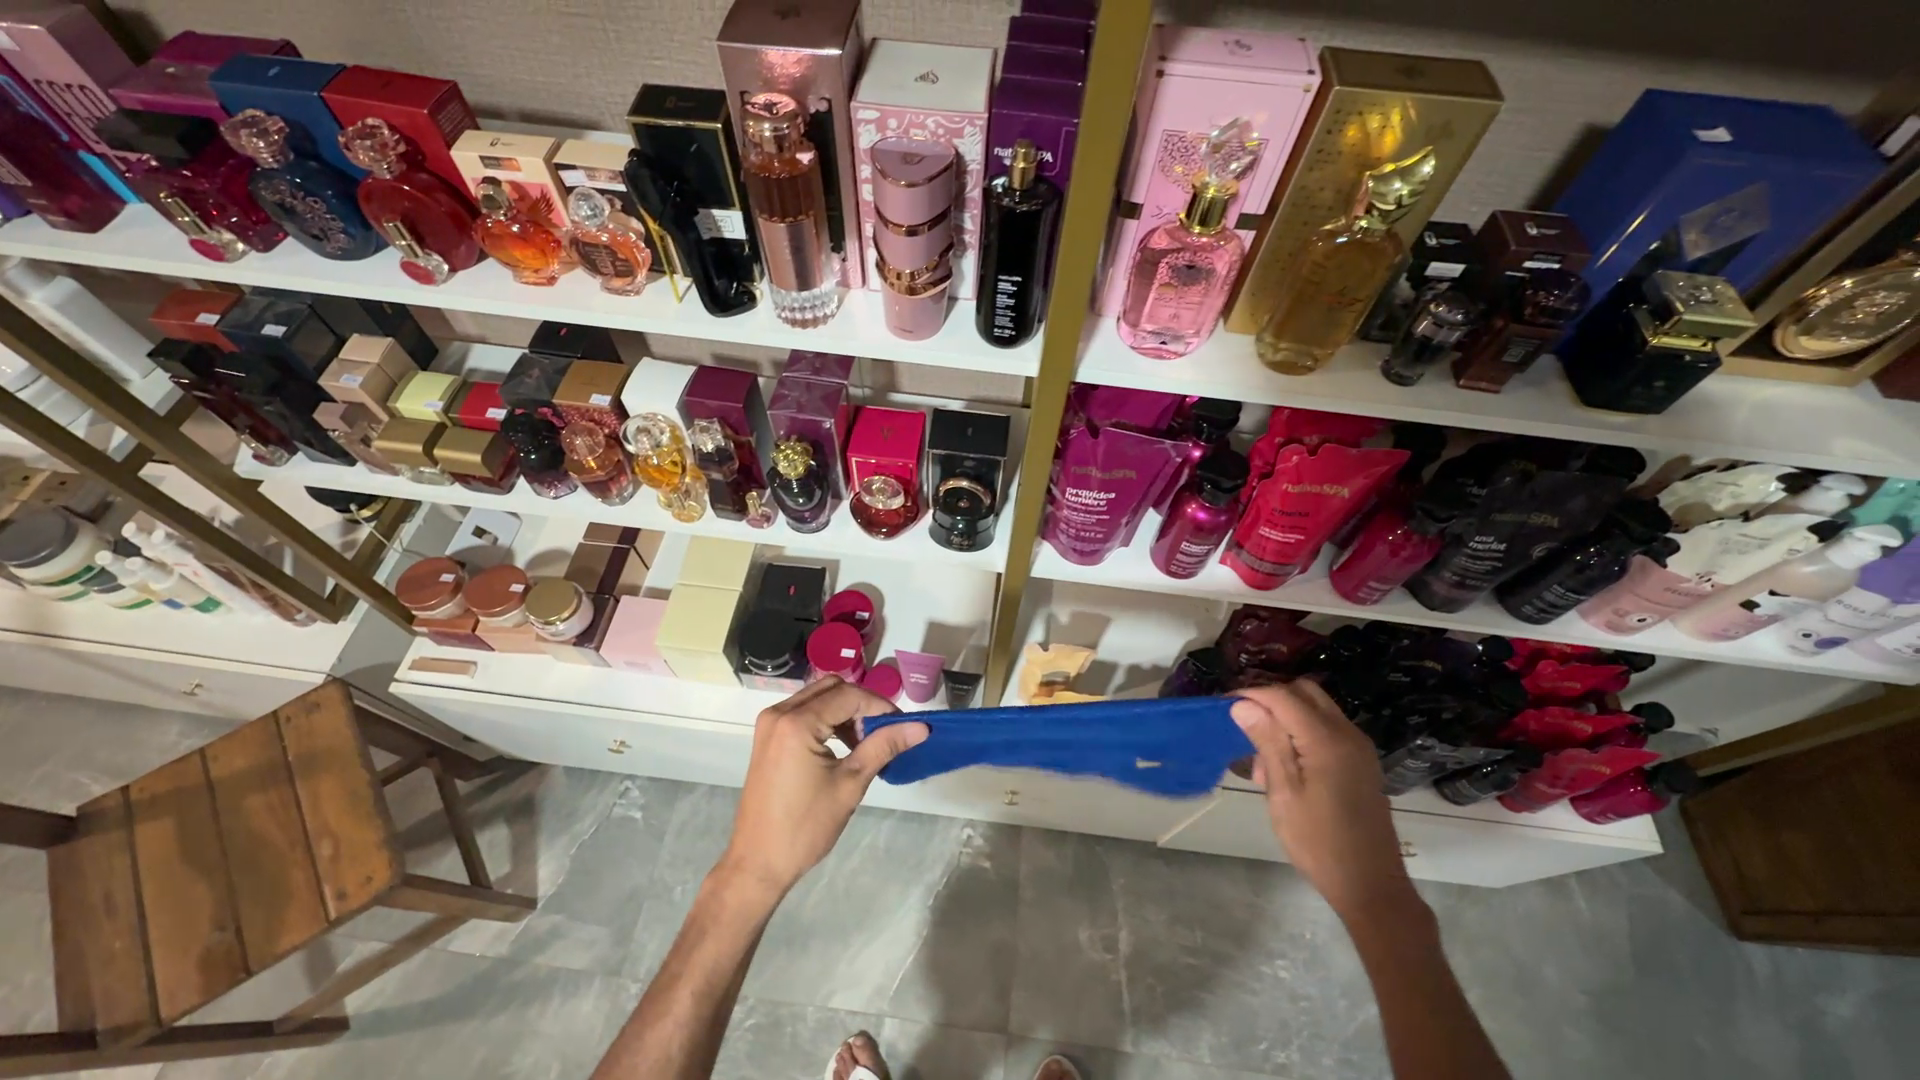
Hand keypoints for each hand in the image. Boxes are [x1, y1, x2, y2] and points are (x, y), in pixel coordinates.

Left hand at [720, 677, 928, 895]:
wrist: (759, 861)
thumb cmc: (806, 827)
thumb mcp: (851, 783)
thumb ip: (884, 746)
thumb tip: (920, 727)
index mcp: (797, 723)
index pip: (849, 695)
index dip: (880, 707)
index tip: (903, 727)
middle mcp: (779, 713)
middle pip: (832, 689)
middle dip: (863, 705)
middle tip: (885, 732)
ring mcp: (770, 724)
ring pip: (817, 698)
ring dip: (845, 712)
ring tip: (867, 743)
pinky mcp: (768, 737)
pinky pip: (803, 713)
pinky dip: (827, 720)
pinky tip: (844, 746)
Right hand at [1230, 681, 1415, 919]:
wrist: (1370, 883)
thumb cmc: (1319, 842)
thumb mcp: (1284, 793)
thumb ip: (1267, 744)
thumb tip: (1243, 705)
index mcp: (1327, 740)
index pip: (1283, 696)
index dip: (1251, 695)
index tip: (1223, 706)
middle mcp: (1347, 733)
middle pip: (1305, 692)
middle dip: (1270, 698)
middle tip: (1241, 722)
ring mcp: (1358, 747)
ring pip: (1317, 708)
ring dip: (1286, 715)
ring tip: (1260, 753)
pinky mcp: (1361, 761)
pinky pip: (1328, 728)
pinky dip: (1303, 730)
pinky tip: (1285, 764)